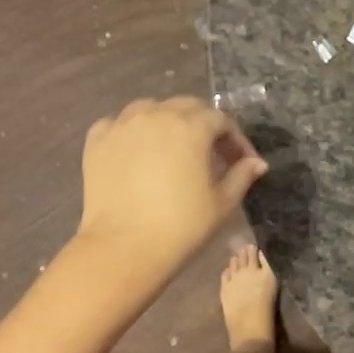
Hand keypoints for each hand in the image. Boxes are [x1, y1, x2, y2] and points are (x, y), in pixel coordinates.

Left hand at [76, 96, 266, 273]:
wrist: (126, 245)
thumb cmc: (184, 225)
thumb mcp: (223, 202)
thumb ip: (241, 175)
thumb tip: (256, 163)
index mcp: (190, 128)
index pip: (220, 120)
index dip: (236, 139)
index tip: (244, 162)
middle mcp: (155, 115)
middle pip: (186, 107)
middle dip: (205, 125)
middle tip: (214, 154)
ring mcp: (122, 125)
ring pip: (151, 109)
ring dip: (170, 123)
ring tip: (176, 150)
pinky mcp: (97, 140)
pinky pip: (121, 124)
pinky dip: (136, 132)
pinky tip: (141, 153)